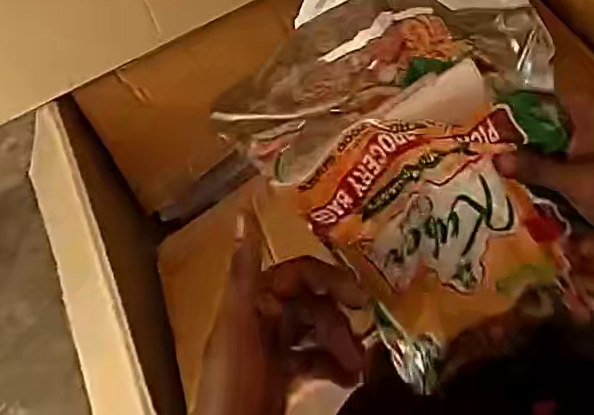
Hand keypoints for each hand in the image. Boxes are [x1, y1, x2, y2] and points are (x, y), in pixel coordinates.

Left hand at [195, 210, 366, 414]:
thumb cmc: (231, 377)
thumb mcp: (237, 323)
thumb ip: (243, 270)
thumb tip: (242, 214)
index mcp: (253, 296)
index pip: (297, 274)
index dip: (327, 279)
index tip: (359, 296)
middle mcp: (263, 316)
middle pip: (310, 304)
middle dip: (337, 319)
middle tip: (362, 342)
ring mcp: (273, 348)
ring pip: (314, 331)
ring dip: (339, 343)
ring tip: (358, 367)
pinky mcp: (281, 377)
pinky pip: (312, 360)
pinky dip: (332, 366)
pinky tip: (349, 379)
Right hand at [494, 98, 593, 243]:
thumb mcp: (570, 181)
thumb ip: (534, 168)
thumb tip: (496, 158)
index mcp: (587, 125)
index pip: (558, 97)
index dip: (533, 95)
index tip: (505, 101)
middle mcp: (586, 136)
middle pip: (549, 123)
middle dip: (523, 129)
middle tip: (494, 134)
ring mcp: (587, 159)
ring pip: (550, 147)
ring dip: (529, 154)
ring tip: (500, 157)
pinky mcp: (586, 181)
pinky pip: (555, 168)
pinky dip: (539, 172)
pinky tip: (520, 181)